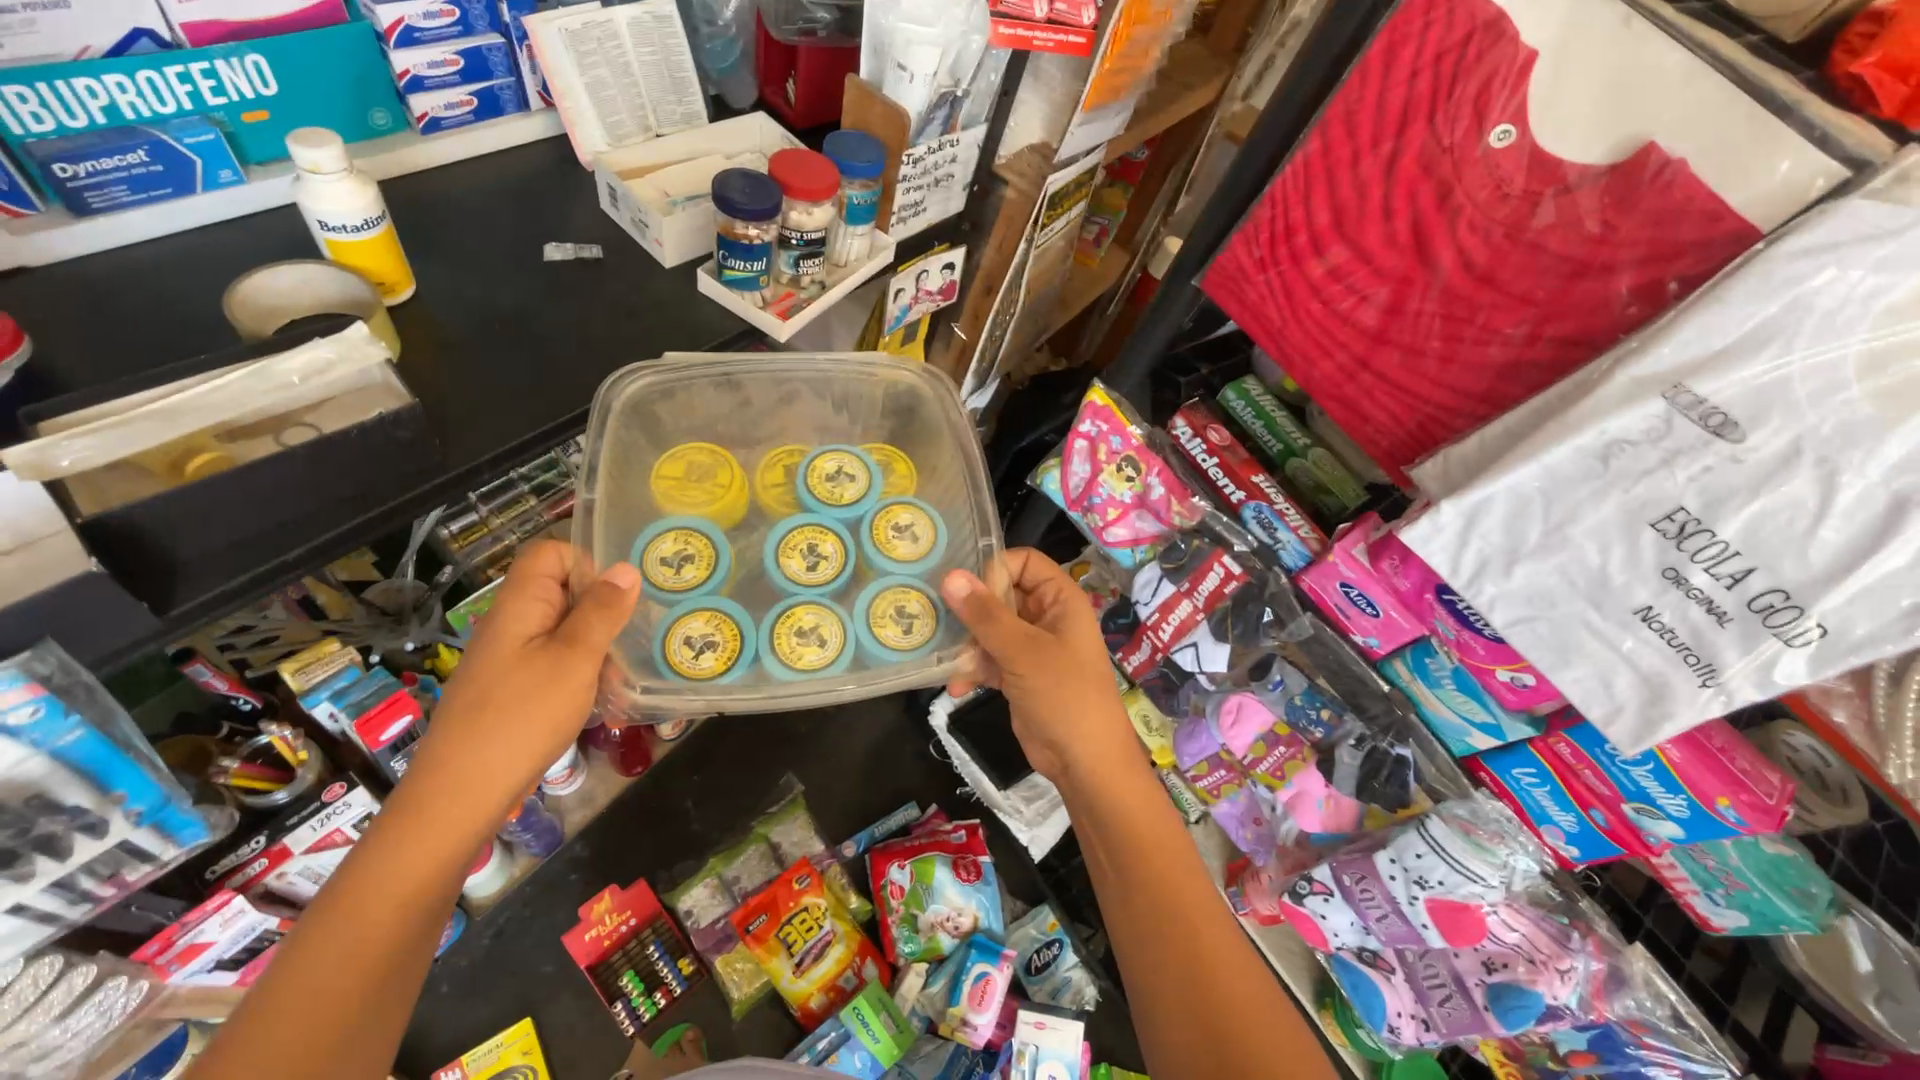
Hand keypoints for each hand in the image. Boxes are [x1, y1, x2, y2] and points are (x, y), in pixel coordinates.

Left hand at [407, 541, 639, 820]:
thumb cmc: (523, 717)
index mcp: (520, 604)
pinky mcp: (513, 690)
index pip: (552, 552)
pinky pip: (555, 665)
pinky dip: (582, 678)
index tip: (616, 602)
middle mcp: (512, 623)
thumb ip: (602, 612)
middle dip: (603, 615)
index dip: (588, 564)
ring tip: (620, 687)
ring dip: (599, 652)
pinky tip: (602, 707)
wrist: (463, 792)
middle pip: (563, 592)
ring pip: (565, 633)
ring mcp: (510, 658)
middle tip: (630, 649)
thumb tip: (626, 568)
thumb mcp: (575, 659)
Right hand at [940, 549, 1140, 785]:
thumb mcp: (1022, 651)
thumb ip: (985, 615)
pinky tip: (956, 686)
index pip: (1025, 562)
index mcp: (1061, 600)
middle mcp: (1047, 618)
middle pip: (1002, 595)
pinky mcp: (1020, 676)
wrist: (1084, 761)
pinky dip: (973, 670)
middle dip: (972, 610)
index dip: (995, 570)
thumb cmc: (1064, 695)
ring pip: (991, 630)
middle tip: (939, 619)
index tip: (968, 592)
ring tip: (947, 659)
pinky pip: (990, 660)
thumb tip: (950, 576)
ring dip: (968, 644)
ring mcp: (1033, 648)